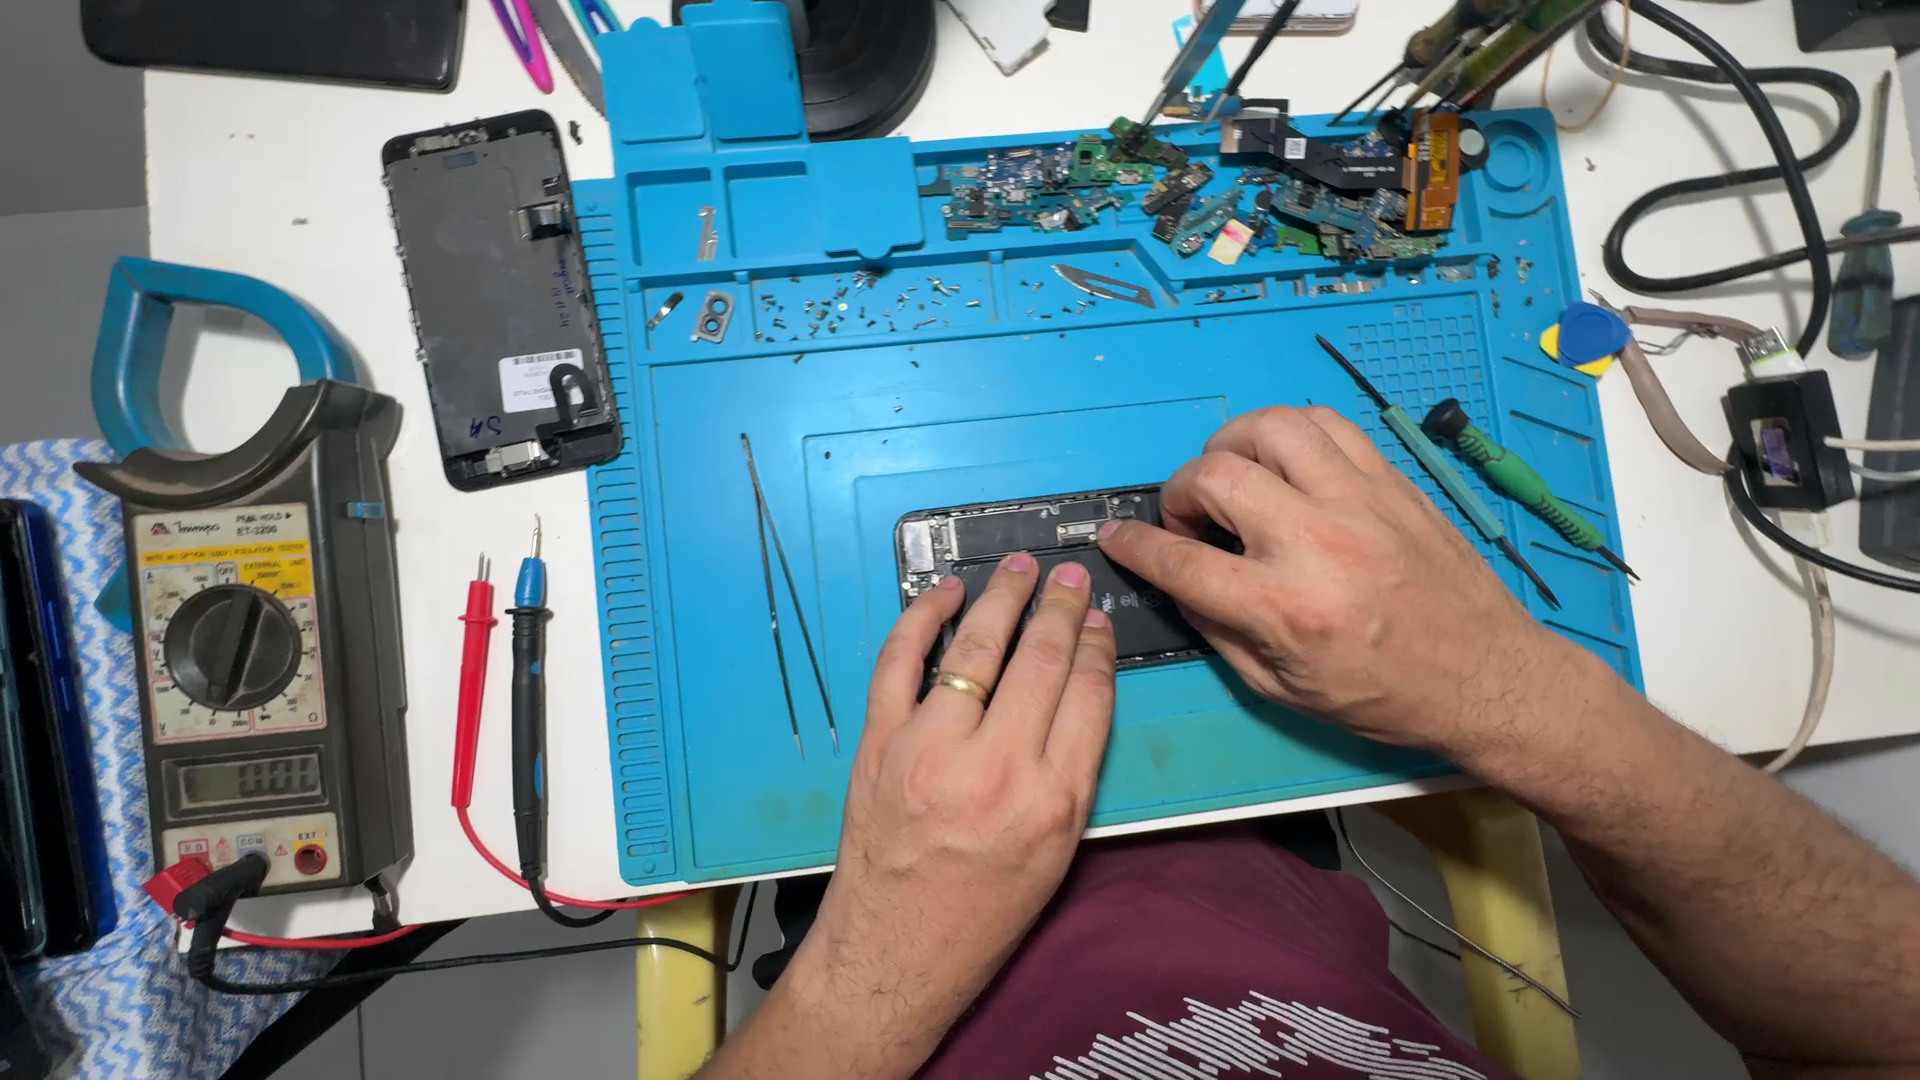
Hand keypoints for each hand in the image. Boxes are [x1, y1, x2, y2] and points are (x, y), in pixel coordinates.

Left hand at [774, 554, 1116, 1076]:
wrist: (894, 952)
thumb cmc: (987, 912)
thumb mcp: (1058, 851)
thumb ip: (1073, 767)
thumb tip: (1077, 684)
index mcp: (1053, 801)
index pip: (1088, 695)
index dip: (1097, 646)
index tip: (1098, 619)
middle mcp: (995, 767)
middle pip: (1040, 661)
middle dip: (1062, 608)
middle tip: (1071, 577)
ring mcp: (929, 748)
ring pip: (975, 647)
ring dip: (1002, 598)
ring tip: (1020, 569)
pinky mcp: (879, 741)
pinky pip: (900, 661)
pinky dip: (921, 617)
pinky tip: (944, 592)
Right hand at [1098, 405, 1566, 754]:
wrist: (1489, 678)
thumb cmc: (1380, 697)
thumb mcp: (1278, 687)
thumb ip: (1216, 627)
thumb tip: (1176, 578)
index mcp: (1285, 608)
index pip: (1180, 561)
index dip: (1133, 545)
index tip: (1114, 536)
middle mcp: (1317, 542)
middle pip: (1216, 476)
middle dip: (1179, 493)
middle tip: (1190, 520)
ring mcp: (1360, 502)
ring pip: (1271, 428)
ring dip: (1230, 446)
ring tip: (1232, 477)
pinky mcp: (1391, 482)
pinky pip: (1326, 424)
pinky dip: (1287, 435)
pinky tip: (1283, 465)